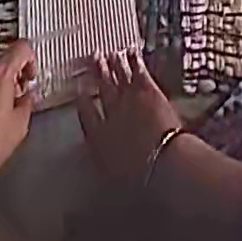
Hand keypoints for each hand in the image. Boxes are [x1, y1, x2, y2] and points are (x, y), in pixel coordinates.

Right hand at [75, 48, 183, 183]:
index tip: (79, 90)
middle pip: (102, 88)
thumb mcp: (110, 180)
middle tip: (93, 57)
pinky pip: (138, 70)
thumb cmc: (138, 179)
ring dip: (113, 63)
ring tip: (108, 52)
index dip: (82, 100)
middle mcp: (110, 112)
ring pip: (118, 75)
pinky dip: (134, 60)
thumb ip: (96, 171)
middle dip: (97, 72)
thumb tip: (81, 188)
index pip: (86, 113)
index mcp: (98, 136)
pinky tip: (131, 51)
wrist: (162, 162)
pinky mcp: (147, 90)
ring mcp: (129, 97)